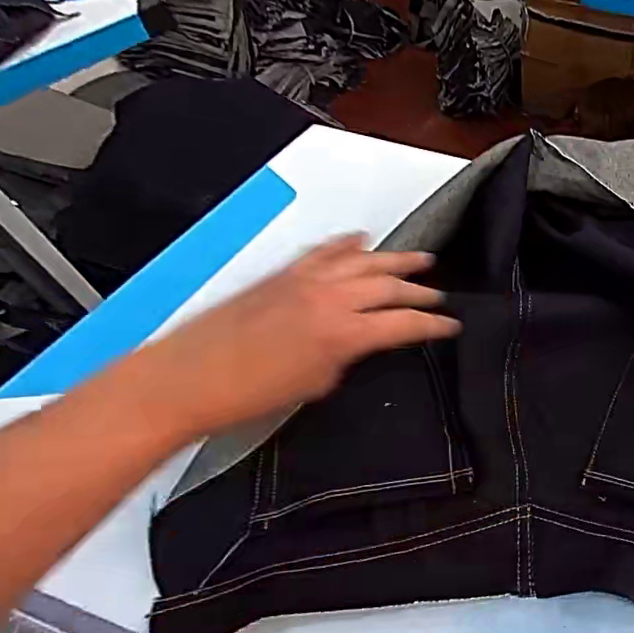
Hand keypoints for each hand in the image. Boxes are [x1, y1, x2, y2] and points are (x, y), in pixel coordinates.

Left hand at [109, 234, 460, 438]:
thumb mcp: (318, 383)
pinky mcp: (281, 275)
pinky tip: (360, 239)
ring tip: (420, 258)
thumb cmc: (246, 392)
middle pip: (391, 285)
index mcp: (343, 332)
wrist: (183, 380)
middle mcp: (329, 298)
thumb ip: (351, 354)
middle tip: (438, 296)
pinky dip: (346, 244)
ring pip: (364, 260)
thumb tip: (365, 341)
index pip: (405, 322)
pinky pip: (324, 251)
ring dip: (396, 258)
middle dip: (421, 291)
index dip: (434, 324)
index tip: (450, 326)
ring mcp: (304, 281)